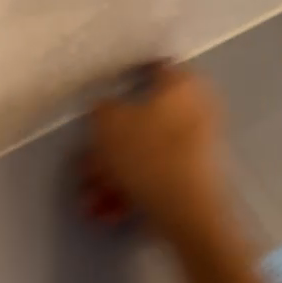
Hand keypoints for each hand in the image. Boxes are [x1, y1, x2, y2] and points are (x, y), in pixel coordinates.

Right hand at [85, 62, 229, 243]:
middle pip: (140, 125)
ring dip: (111, 180)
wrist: (184, 209)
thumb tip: (105, 110)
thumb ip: (101, 110)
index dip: (122, 82)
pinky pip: (154, 179)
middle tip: (85, 171)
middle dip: (106, 153)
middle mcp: (195, 110)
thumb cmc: (147, 154)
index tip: (102, 103)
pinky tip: (109, 212)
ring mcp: (196, 148)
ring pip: (142, 157)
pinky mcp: (191, 180)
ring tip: (92, 203)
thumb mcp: (107, 123)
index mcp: (181, 84)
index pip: (151, 70)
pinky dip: (129, 194)